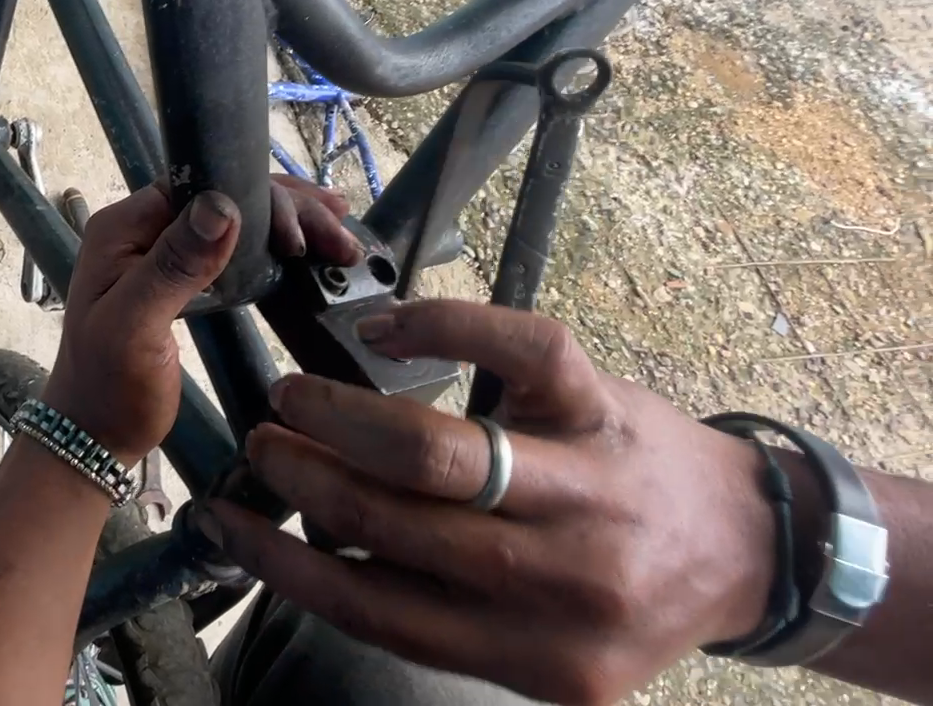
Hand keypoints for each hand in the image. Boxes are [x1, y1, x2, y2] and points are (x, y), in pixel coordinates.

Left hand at [43, 176, 359, 461]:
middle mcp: (139, 232)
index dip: (255, 195)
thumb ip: (172, 266)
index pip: (196, 186)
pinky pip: (229, 251)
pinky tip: (305, 256)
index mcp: (121, 229)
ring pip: (230, 221)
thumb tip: (221, 206)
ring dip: (284, 227)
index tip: (306, 226)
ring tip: (339, 242)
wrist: (97, 434)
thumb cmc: (109, 387)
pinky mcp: (179, 282)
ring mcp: (159, 256)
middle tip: (340, 236)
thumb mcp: (135, 325)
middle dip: (283, 209)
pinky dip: (269, 250)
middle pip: (219, 198)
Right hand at [207, 300, 777, 705]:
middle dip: (299, 470)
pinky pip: (514, 346)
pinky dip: (434, 324)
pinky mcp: (602, 403)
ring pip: (432, 446)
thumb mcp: (527, 635)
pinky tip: (380, 327)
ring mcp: (590, 487)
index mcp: (536, 655)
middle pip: (390, 517)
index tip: (227, 516)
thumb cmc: (608, 585)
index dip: (278, 557)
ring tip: (294, 394)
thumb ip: (426, 601)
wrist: (751, 547)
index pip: (371, 606)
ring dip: (335, 413)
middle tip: (264, 440)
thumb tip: (305, 539)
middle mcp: (566, 580)